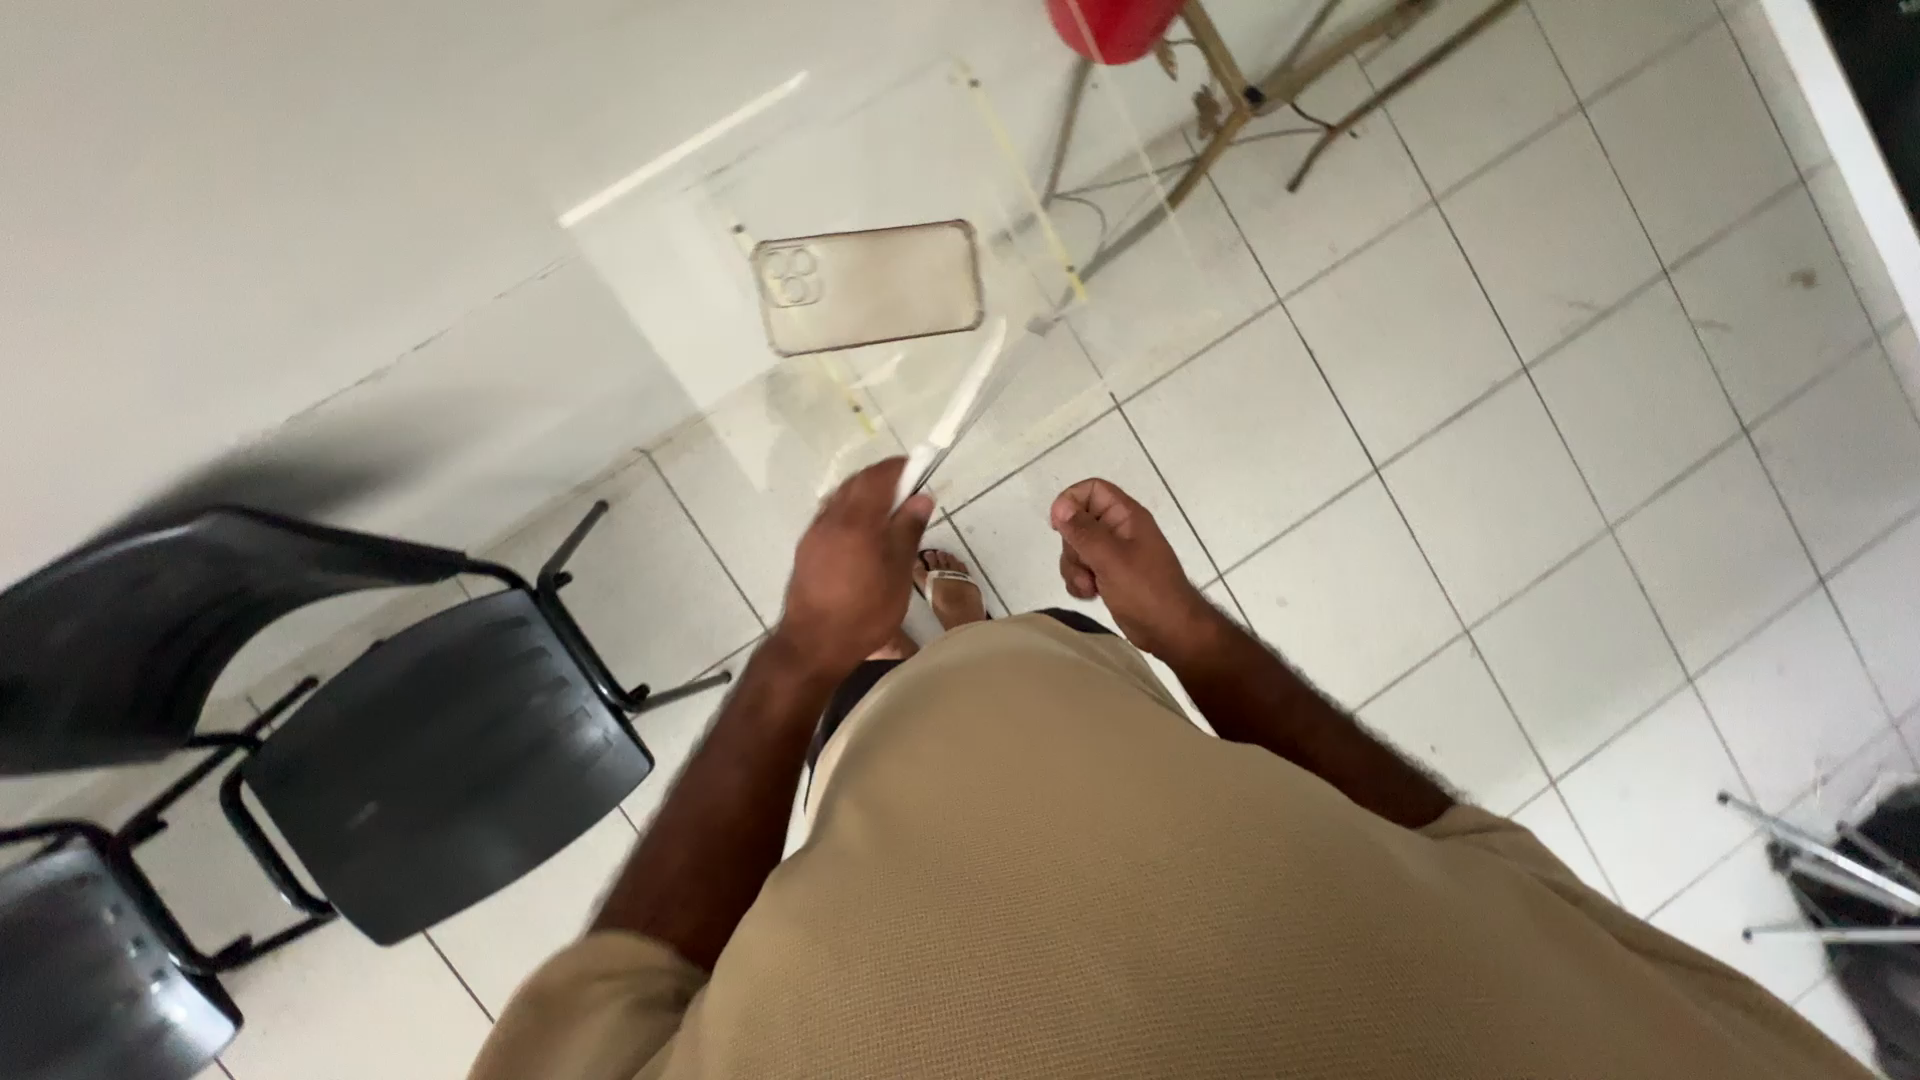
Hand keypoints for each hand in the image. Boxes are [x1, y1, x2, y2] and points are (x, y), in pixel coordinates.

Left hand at [773, 458, 934, 679]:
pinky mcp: (806, 547)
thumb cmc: (864, 614)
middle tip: (909, 493)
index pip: (879, 476)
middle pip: (858, 482)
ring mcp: (814, 532)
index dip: (901, 468)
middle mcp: (831, 518)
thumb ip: (907, 531)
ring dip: (865, 494)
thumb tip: (921, 497)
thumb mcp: (897, 574)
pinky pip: (831, 515)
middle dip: (884, 479)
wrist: (813, 644)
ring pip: (842, 497)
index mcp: (856, 521)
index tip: (920, 470)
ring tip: (889, 514)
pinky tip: (864, 534)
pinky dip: (851, 511)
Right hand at [1050, 478, 1223, 661]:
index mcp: (1126, 516)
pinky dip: (1079, 583)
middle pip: (1078, 522)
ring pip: (1075, 549)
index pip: (1091, 490)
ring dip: (1074, 569)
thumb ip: (1083, 531)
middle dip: (1072, 547)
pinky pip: (1080, 570)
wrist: (1170, 631)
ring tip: (1090, 586)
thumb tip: (1060, 507)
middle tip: (1085, 566)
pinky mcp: (1108, 575)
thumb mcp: (1111, 558)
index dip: (1071, 501)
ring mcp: (1113, 554)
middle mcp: (1118, 530)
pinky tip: (1090, 595)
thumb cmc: (1146, 590)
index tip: (1058, 526)